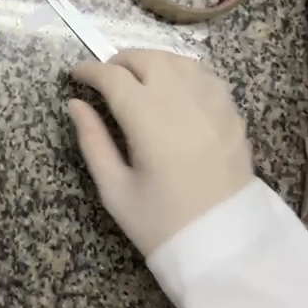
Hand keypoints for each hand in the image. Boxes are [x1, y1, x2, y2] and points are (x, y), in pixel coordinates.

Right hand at [67, 49, 254, 254]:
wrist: (226, 249)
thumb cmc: (163, 224)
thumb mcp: (115, 190)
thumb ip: (92, 141)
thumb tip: (75, 105)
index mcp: (149, 121)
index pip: (113, 78)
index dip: (90, 70)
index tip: (76, 74)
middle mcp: (182, 102)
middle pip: (146, 59)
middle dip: (119, 61)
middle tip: (105, 79)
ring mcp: (212, 105)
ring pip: (176, 60)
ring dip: (151, 62)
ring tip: (137, 80)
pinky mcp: (232, 114)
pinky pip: (204, 74)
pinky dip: (182, 71)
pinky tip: (173, 88)